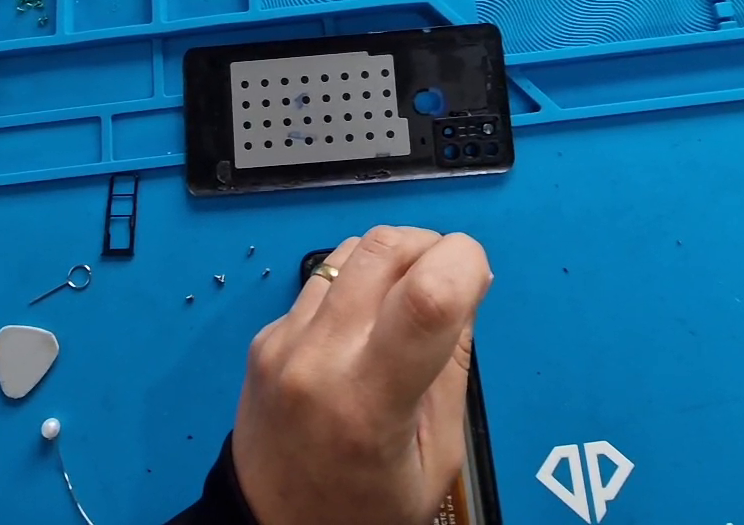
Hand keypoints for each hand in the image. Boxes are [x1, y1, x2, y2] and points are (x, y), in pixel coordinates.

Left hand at [232, 226, 492, 524]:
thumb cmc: (367, 508)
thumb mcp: (437, 457)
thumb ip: (455, 362)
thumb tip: (470, 277)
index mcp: (370, 403)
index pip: (425, 298)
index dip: (462, 262)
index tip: (476, 274)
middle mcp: (319, 358)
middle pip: (384, 248)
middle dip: (431, 245)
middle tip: (448, 278)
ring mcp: (285, 340)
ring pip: (352, 248)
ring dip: (394, 255)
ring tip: (409, 294)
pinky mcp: (267, 333)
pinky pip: (323, 276)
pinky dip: (358, 278)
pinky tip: (367, 318)